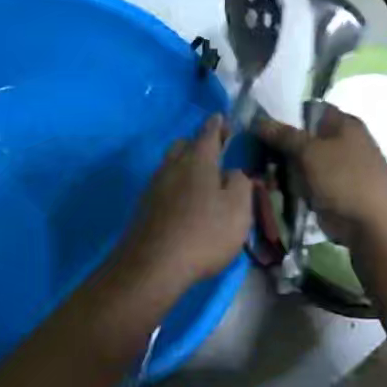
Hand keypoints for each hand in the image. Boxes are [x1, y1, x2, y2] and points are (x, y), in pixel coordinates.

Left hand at [113, 115, 252, 292]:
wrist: (152, 266)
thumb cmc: (204, 234)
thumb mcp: (238, 209)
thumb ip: (241, 184)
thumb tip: (233, 171)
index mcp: (198, 160)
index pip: (208, 132)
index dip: (218, 125)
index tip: (224, 120)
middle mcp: (171, 166)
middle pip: (183, 145)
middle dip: (198, 144)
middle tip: (214, 151)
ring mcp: (153, 187)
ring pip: (170, 166)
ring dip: (185, 166)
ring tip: (201, 179)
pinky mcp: (144, 209)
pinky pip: (163, 187)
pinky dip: (176, 187)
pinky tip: (184, 203)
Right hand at [255, 105, 386, 246]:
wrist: (372, 223)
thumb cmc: (343, 178)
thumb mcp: (310, 152)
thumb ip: (284, 135)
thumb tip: (259, 120)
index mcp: (343, 124)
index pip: (308, 110)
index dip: (284, 115)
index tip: (259, 127)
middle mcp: (342, 142)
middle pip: (302, 138)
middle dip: (280, 148)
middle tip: (257, 156)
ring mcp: (337, 168)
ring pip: (301, 163)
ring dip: (284, 170)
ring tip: (266, 177)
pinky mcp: (332, 191)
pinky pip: (307, 183)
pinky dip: (294, 187)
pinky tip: (278, 191)